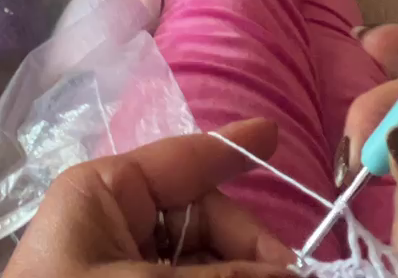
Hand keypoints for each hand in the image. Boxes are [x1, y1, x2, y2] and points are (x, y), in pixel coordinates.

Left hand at [5, 119, 297, 276]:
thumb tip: (292, 274)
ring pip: (200, 262)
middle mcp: (116, 224)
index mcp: (105, 192)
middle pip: (203, 221)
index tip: (276, 134)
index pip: (181, 159)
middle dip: (251, 250)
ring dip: (240, 273)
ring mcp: (124, 267)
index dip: (231, 148)